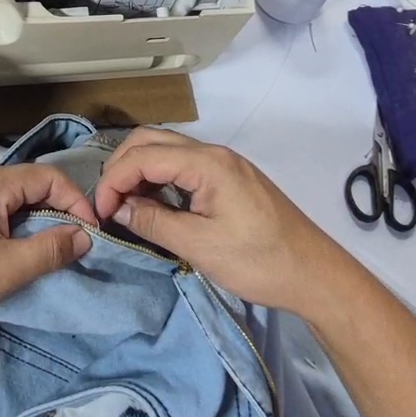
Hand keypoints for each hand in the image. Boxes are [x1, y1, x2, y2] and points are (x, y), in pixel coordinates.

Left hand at [0, 164, 94, 353]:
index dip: (76, 202)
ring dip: (33, 222)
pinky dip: (11, 227)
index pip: (47, 177)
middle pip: (29, 185)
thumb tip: (85, 236)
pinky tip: (13, 254)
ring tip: (47, 254)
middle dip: (56, 212)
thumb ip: (50, 249)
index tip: (92, 235)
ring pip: (10, 200)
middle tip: (74, 246)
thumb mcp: (6, 270)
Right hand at [94, 129, 349, 316]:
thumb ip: (154, 222)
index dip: (113, 180)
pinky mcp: (229, 178)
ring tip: (125, 206)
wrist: (315, 275)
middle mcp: (214, 153)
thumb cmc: (259, 261)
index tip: (100, 213)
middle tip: (108, 205)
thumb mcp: (200, 246)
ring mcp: (223, 164)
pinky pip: (182, 166)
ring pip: (166, 151)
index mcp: (207, 163)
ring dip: (139, 171)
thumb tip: (119, 209)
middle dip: (121, 168)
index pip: (143, 155)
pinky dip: (159, 179)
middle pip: (151, 141)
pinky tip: (153, 205)